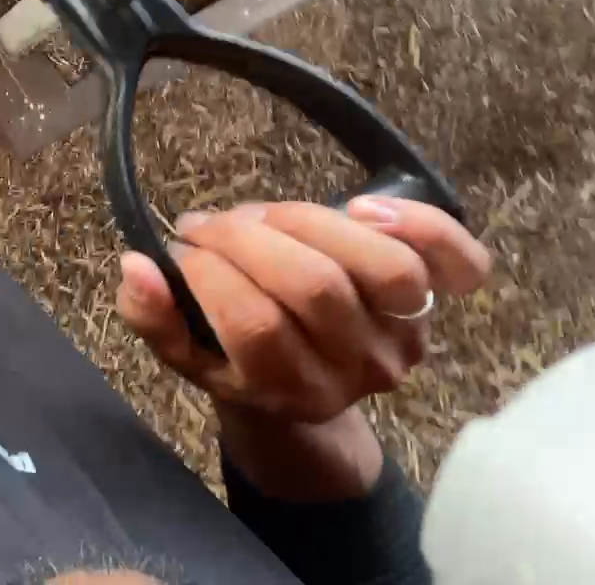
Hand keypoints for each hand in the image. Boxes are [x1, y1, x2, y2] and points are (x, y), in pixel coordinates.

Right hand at [116, 197, 490, 423]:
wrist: (300, 388)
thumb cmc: (229, 358)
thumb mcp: (178, 349)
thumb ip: (150, 314)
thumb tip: (137, 264)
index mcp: (285, 387)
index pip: (252, 321)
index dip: (205, 271)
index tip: (176, 250)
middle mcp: (356, 369)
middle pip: (314, 287)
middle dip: (244, 239)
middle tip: (206, 224)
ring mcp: (403, 336)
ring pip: (383, 268)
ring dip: (308, 222)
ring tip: (262, 215)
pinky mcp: (435, 304)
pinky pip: (458, 265)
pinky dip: (421, 226)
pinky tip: (363, 205)